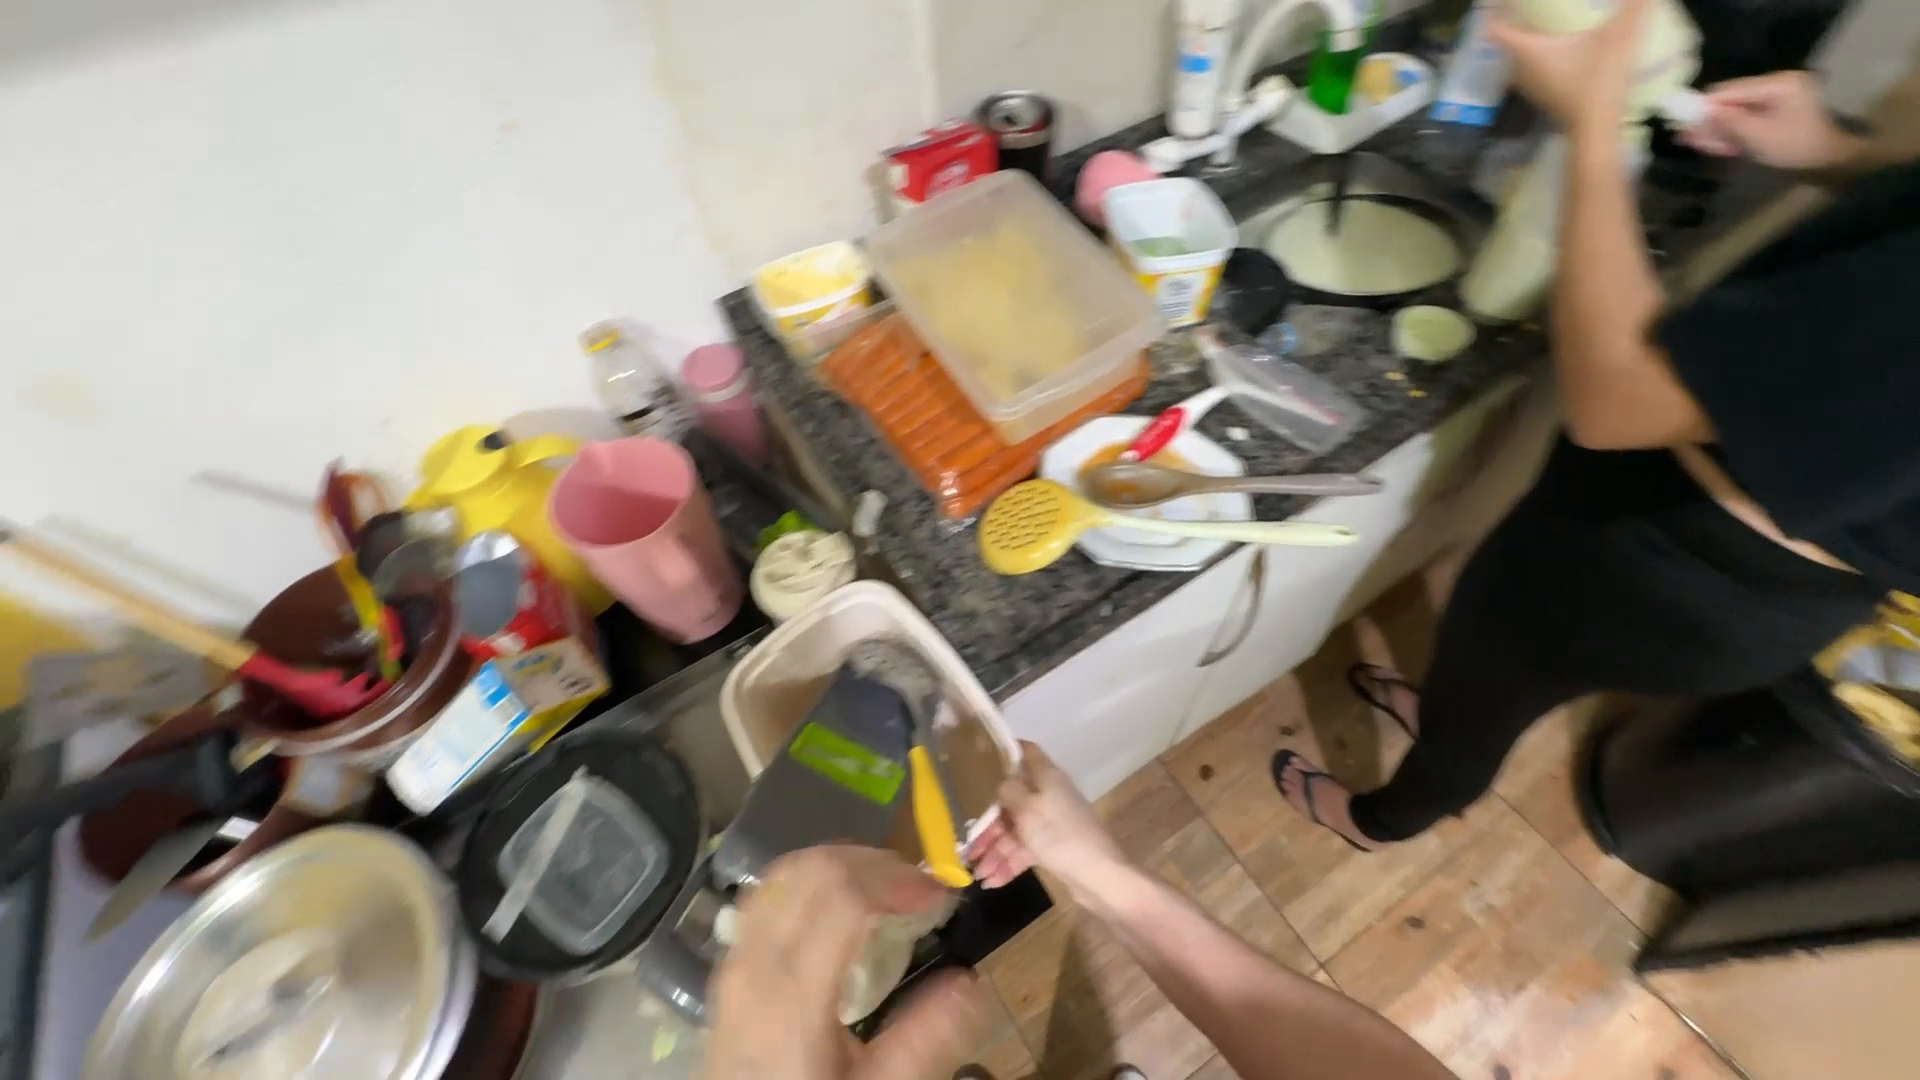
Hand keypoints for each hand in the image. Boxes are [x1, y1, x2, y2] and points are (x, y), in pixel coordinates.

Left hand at [705, 846, 988, 1079]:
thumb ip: (924, 1041)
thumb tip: (971, 981)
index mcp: (792, 996)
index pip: (844, 898)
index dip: (898, 881)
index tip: (939, 896)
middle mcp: (756, 962)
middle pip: (816, 870)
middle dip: (876, 864)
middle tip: (918, 888)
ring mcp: (735, 956)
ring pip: (790, 871)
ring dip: (844, 864)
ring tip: (885, 888)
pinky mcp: (730, 959)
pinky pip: (770, 890)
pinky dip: (811, 876)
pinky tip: (838, 898)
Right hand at [967, 742, 1128, 901]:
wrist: (1099, 877)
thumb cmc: (1060, 834)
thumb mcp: (1027, 808)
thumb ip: (1008, 790)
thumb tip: (999, 782)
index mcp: (1046, 777)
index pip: (1026, 751)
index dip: (1004, 749)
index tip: (978, 756)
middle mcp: (1048, 795)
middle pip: (1012, 799)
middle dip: (988, 821)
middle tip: (966, 841)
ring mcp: (1051, 822)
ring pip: (1015, 829)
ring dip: (995, 849)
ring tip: (976, 873)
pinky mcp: (1053, 847)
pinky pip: (1024, 850)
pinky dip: (1008, 864)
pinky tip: (990, 882)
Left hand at [1489, 0, 1654, 134]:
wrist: (1594, 125)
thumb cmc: (1600, 79)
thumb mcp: (1620, 35)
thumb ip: (1634, 5)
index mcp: (1530, 52)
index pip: (1499, 31)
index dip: (1495, 14)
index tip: (1496, 2)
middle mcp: (1522, 70)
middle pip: (1508, 43)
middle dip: (1513, 23)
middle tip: (1526, 8)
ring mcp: (1529, 85)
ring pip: (1518, 58)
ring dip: (1525, 40)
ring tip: (1539, 22)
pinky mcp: (1541, 94)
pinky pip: (1530, 69)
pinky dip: (1536, 55)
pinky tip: (1555, 47)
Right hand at [1683, 71, 1864, 168]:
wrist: (1821, 159)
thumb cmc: (1792, 146)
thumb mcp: (1756, 136)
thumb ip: (1727, 122)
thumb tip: (1699, 113)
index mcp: (1779, 85)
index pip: (1730, 90)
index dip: (1702, 105)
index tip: (1677, 122)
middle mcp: (1776, 85)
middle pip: (1729, 99)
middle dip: (1708, 119)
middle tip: (1685, 138)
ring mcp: (1775, 97)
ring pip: (1732, 110)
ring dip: (1715, 128)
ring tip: (1698, 143)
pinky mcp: (1773, 108)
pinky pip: (1742, 117)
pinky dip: (1728, 131)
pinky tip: (1717, 144)